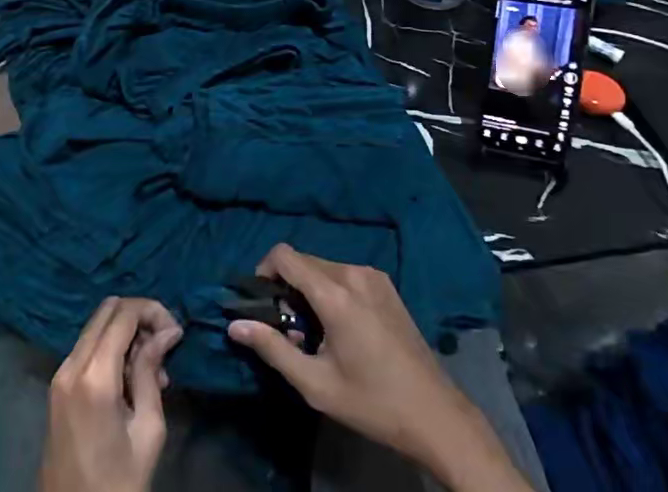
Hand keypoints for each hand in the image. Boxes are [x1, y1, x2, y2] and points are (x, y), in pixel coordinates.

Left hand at [40, 297, 183, 491]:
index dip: (154, 312)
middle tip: (164, 344)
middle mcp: (70, 367)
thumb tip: (167, 331)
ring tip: (152, 371)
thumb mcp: (148, 428)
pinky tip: (131, 379)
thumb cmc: (118, 481)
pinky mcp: (57, 388)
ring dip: (127, 334)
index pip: (124, 313)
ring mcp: (59, 377)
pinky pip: (88, 348)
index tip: (175, 334)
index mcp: (94, 376)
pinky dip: (112, 348)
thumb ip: (151, 371)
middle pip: (107, 310)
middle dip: (140, 316)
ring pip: (97, 326)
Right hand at [226, 245, 531, 491]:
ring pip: (324, 267)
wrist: (432, 410)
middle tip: (285, 329)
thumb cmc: (370, 400)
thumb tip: (235, 325)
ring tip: (311, 334)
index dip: (263, 271)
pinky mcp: (386, 285)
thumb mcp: (315, 383)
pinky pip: (345, 275)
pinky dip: (330, 290)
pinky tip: (337, 328)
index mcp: (336, 294)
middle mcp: (354, 273)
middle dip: (285, 287)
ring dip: (308, 290)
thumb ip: (273, 349)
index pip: (286, 256)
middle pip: (304, 261)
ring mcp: (374, 276)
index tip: (258, 302)